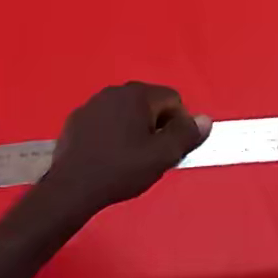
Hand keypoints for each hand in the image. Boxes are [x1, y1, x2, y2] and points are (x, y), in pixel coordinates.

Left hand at [31, 82, 210, 220]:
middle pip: (149, 103)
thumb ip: (186, 134)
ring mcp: (93, 103)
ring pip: (126, 111)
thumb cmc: (121, 169)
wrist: (73, 186)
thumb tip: (204, 119)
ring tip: (129, 157)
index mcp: (137, 94)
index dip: (178, 124)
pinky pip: (105, 119)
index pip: (173, 99)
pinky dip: (112, 132)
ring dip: (133, 128)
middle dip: (156, 124)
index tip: (169, 148)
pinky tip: (107, 155)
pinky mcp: (77, 118)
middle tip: (151, 154)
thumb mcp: (162, 156)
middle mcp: (114, 91)